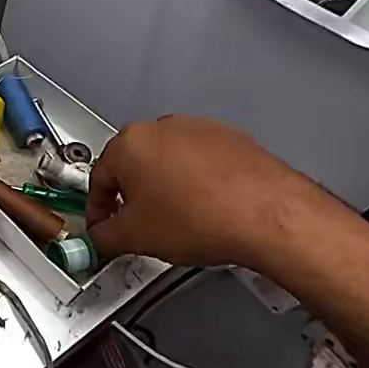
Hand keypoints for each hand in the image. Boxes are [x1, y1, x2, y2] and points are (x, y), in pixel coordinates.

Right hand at [86, 116, 353, 273]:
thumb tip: (102, 237)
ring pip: (167, 162)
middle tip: (139, 226)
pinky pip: (200, 162)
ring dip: (165, 189)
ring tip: (178, 222)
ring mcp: (198, 130)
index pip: (98, 178)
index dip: (98, 210)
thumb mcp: (136, 238)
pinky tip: (204, 211)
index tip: (104, 226)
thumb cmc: (209, 217)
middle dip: (132, 198)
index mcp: (130, 143)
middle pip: (133, 165)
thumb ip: (105, 237)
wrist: (270, 217)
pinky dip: (196, 184)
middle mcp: (162, 128)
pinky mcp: (230, 139)